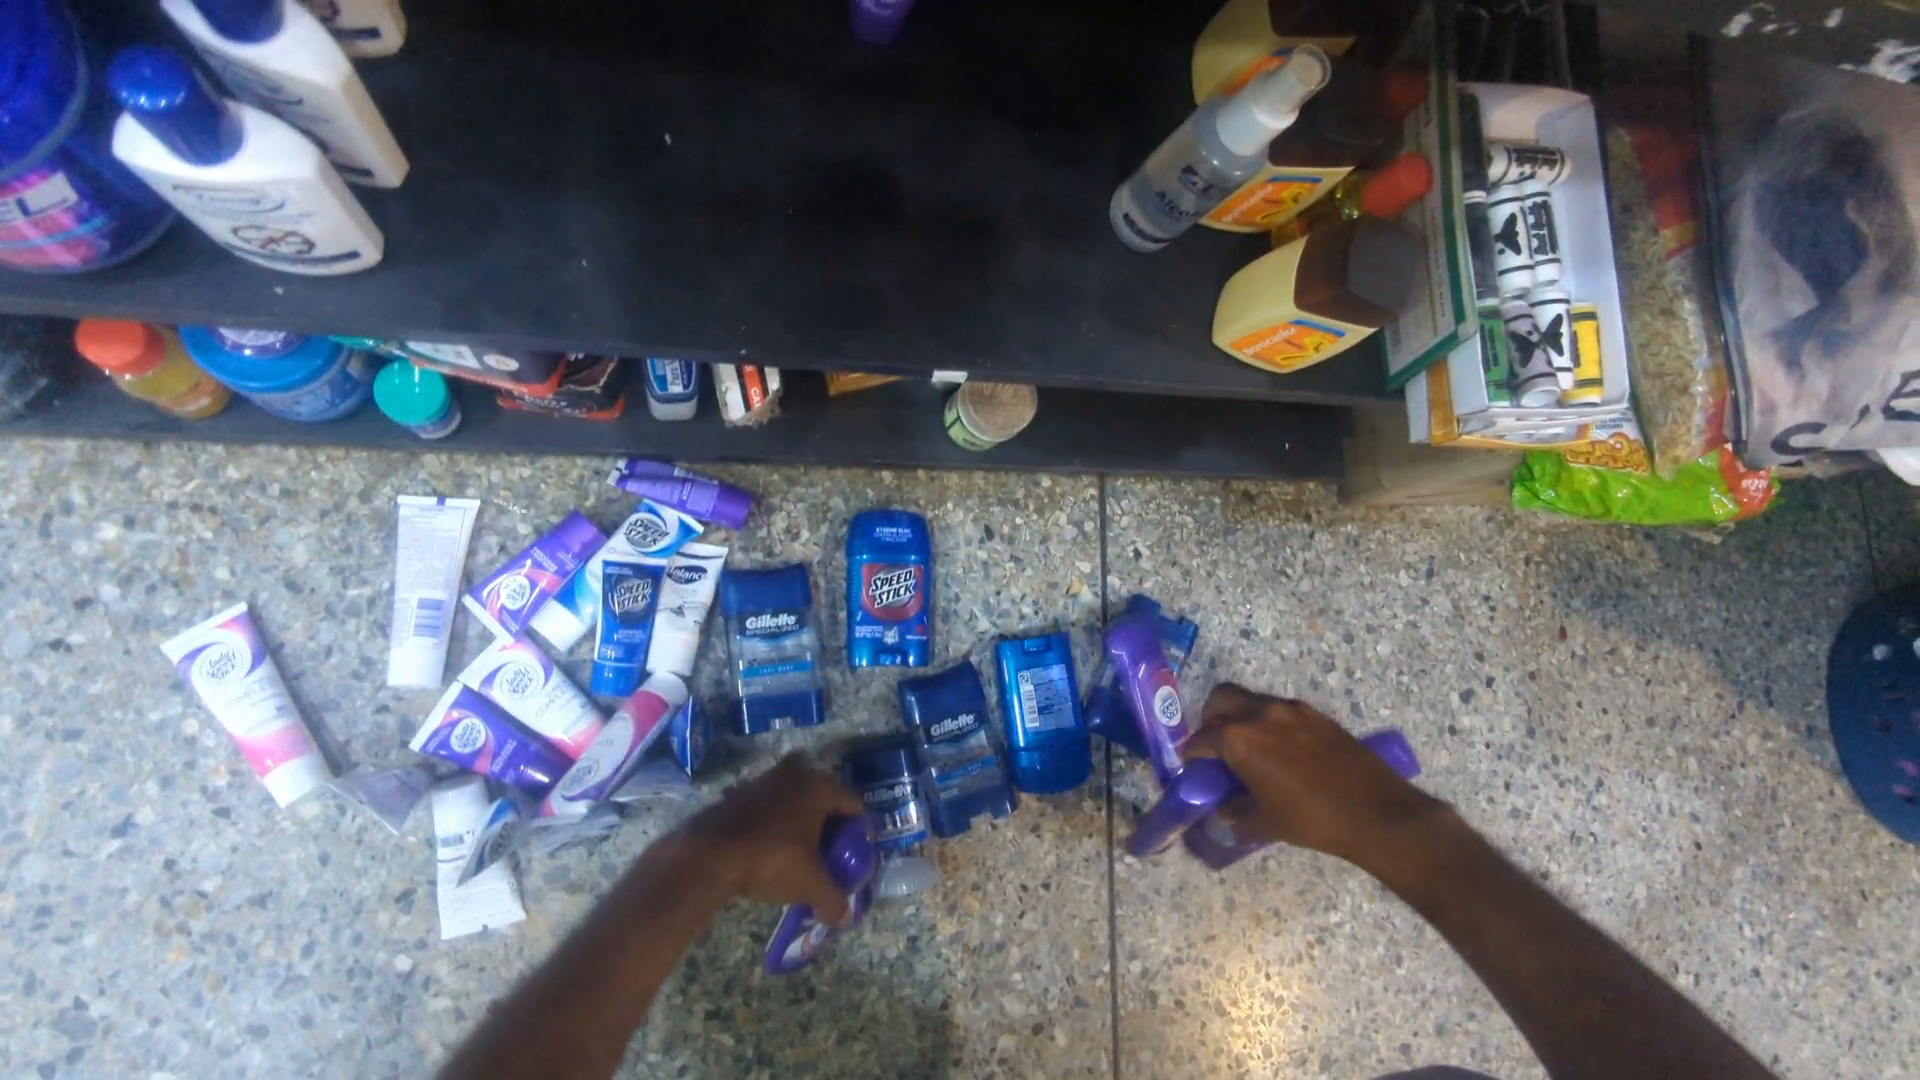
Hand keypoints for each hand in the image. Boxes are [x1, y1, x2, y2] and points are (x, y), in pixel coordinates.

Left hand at [680, 754, 867, 924]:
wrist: (707, 855)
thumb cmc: (770, 860)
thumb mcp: (809, 884)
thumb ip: (833, 899)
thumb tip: (845, 918)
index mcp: (820, 786)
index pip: (854, 805)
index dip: (859, 832)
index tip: (855, 856)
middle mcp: (796, 773)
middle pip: (825, 800)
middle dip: (829, 827)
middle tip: (829, 856)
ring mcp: (765, 779)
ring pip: (795, 800)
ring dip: (801, 823)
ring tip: (799, 855)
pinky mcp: (740, 791)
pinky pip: (770, 806)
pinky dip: (775, 823)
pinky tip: (770, 850)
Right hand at [1181, 684, 1448, 871]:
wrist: (1378, 813)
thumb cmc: (1313, 821)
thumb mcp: (1265, 822)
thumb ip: (1236, 812)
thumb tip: (1223, 810)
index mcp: (1239, 740)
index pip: (1200, 739)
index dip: (1192, 754)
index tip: (1192, 765)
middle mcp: (1259, 714)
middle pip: (1220, 700)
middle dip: (1210, 719)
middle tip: (1215, 745)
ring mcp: (1290, 710)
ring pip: (1251, 700)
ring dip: (1240, 717)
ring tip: (1249, 748)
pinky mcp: (1315, 714)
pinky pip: (1279, 709)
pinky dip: (1268, 722)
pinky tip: (1280, 751)